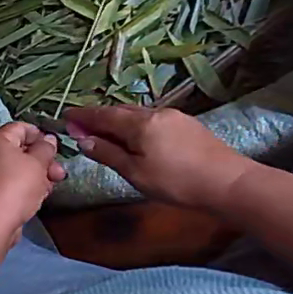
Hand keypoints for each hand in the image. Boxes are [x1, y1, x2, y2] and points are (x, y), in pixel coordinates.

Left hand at [0, 122, 66, 246]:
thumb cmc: (15, 186)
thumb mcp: (37, 163)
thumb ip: (45, 149)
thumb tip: (49, 138)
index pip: (20, 127)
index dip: (40, 134)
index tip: (55, 145)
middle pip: (20, 150)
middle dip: (43, 160)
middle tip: (60, 173)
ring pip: (17, 169)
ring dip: (38, 175)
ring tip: (52, 187)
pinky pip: (11, 183)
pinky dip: (26, 186)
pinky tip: (39, 197)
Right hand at [64, 105, 255, 210]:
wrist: (227, 182)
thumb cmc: (177, 182)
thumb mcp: (137, 173)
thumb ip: (110, 154)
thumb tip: (84, 140)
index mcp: (140, 122)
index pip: (103, 115)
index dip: (83, 117)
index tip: (65, 117)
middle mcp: (156, 112)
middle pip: (120, 111)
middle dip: (99, 117)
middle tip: (80, 127)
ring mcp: (175, 117)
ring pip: (138, 114)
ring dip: (118, 121)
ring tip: (105, 133)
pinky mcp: (188, 125)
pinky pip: (153, 120)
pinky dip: (136, 125)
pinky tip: (136, 137)